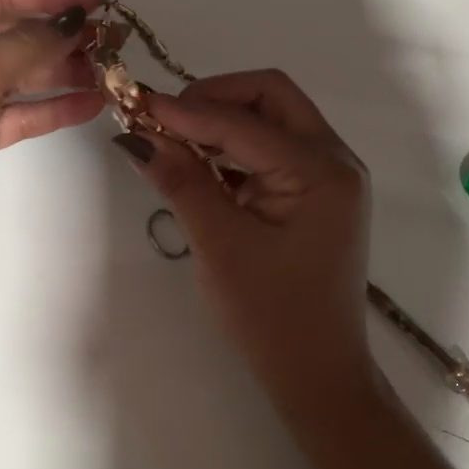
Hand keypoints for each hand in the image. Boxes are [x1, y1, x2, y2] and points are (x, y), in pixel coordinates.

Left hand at [0, 0, 105, 257]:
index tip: (95, 2)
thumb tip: (70, 22)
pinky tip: (92, 104)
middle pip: (16, 31)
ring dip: (66, 69)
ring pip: (25, 72)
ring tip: (110, 72)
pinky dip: (56, 106)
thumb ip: (27, 43)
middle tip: (112, 41)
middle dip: (62, 33)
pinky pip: (25, 111)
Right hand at [114, 70, 375, 427]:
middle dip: (213, 98)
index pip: (242, 120)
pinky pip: (272, 148)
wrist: (316, 372)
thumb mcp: (219, 244)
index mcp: (320, 170)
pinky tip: (200, 165)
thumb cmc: (271, 313)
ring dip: (222, 120)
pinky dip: (234, 146)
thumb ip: (181, 181)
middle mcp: (334, 161)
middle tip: (164, 120)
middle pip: (270, 96)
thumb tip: (135, 135)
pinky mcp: (314, 194)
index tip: (134, 106)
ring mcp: (328, 177)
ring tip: (173, 140)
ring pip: (272, 118)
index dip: (184, 110)